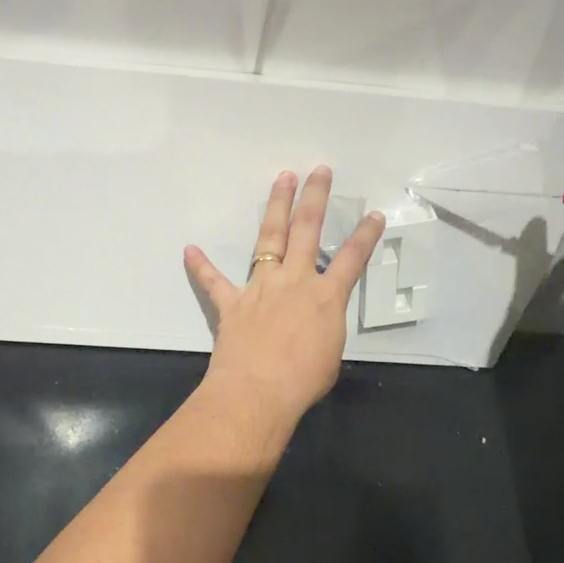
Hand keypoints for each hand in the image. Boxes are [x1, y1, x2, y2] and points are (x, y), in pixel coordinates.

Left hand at [184, 166, 385, 423]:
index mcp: (327, 298)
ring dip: (276, 207)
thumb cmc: (302, 381)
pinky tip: (190, 250)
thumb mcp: (330, 355)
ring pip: (269, 238)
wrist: (258, 392)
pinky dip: (201, 267)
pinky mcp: (231, 305)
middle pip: (308, 230)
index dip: (366, 236)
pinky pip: (214, 282)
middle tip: (320, 171)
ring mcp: (261, 289)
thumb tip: (316, 325)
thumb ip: (325, 329)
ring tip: (283, 180)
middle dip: (316, 198)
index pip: (353, 259)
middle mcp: (294, 282)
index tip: (373, 214)